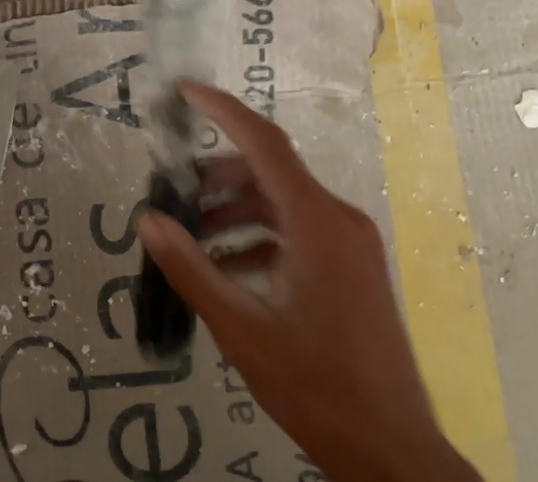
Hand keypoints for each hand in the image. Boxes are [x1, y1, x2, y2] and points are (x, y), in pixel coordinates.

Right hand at [134, 82, 478, 481]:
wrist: (390, 448)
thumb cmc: (315, 385)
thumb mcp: (241, 327)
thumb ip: (191, 268)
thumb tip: (148, 220)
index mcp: (317, 223)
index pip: (265, 144)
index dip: (222, 110)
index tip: (184, 91)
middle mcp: (339, 220)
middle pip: (270, 173)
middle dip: (217, 176)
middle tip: (171, 191)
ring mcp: (350, 244)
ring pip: (282, 203)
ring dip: (235, 211)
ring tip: (191, 234)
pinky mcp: (352, 267)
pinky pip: (298, 232)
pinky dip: (258, 238)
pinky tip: (225, 268)